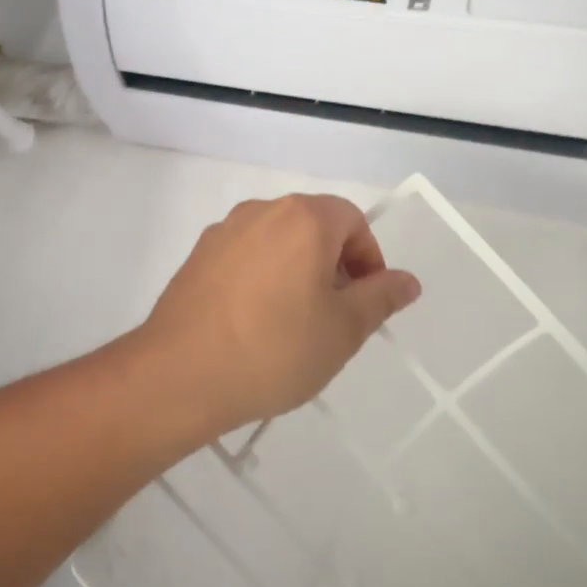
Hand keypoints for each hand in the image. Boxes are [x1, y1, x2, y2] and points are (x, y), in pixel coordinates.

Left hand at [133, 195, 421, 436]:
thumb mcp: (343, 330)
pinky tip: (254, 327)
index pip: (351, 220)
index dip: (368, 258)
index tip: (365, 302)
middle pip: (312, 226)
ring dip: (296, 272)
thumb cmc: (275, 349)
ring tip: (294, 326)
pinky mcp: (195, 258)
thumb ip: (379, 298)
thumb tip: (406, 280)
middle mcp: (260, 212)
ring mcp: (222, 233)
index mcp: (302, 218)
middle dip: (333, 265)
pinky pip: (243, 259)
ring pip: (276, 242)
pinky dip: (261, 280)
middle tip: (335, 317)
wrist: (179, 375)